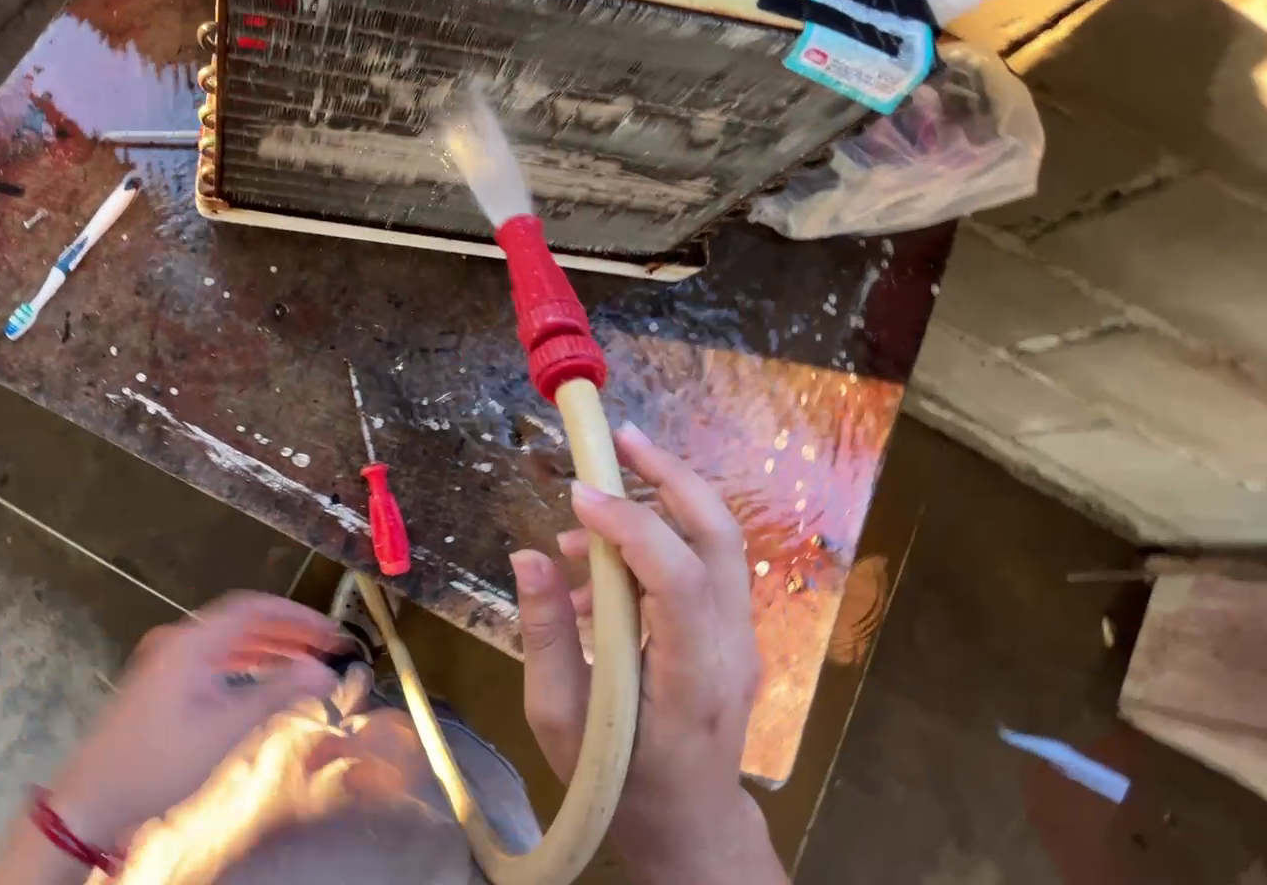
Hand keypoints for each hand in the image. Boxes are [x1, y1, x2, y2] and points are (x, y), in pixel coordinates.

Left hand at [48, 592, 342, 849]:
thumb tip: (322, 672)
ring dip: (269, 648)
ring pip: (230, 641)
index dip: (296, 615)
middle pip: (242, 621)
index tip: (330, 631)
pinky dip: (246, 664)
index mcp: (190, 641)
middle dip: (287, 631)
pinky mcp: (164, 681)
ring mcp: (168, 659)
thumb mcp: (224, 731)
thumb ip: (276, 696)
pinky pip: (216, 659)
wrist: (90, 801)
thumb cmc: (157, 764)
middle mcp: (178, 640)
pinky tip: (267, 680)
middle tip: (327, 646)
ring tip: (306, 662)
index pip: (253, 608)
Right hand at [511, 423, 784, 883]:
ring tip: (582, 515)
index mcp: (690, 677)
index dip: (628, 525)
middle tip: (618, 439)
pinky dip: (652, 543)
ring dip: (659, 501)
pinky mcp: (728, 634)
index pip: (676, 577)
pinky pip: (697, 566)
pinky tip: (593, 573)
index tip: (576, 494)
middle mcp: (729, 647)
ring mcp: (739, 638)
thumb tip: (527, 555)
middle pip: (718, 536)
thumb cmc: (619, 781)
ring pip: (716, 542)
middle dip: (669, 475)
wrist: (690, 827)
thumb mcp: (560, 718)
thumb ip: (545, 634)